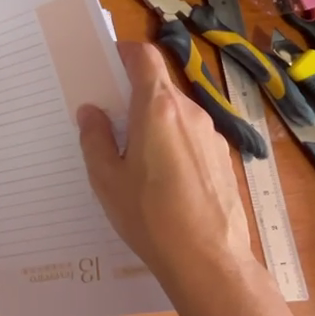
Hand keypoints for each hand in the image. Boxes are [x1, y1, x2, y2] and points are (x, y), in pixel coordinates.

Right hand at [77, 42, 253, 276]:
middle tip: (110, 121)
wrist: (210, 262)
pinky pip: (191, 138)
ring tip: (134, 158)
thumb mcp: (106, 178)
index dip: (125, 53)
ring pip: (176, 114)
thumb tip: (91, 112)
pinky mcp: (223, 160)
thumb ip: (95, 138)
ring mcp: (211, 137)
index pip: (144, 58)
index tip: (108, 63)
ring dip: (154, 122)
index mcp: (157, 109)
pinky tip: (162, 180)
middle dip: (133, 96)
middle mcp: (189, 114)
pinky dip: (173, 144)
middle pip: (159, 87)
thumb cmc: (150, 216)